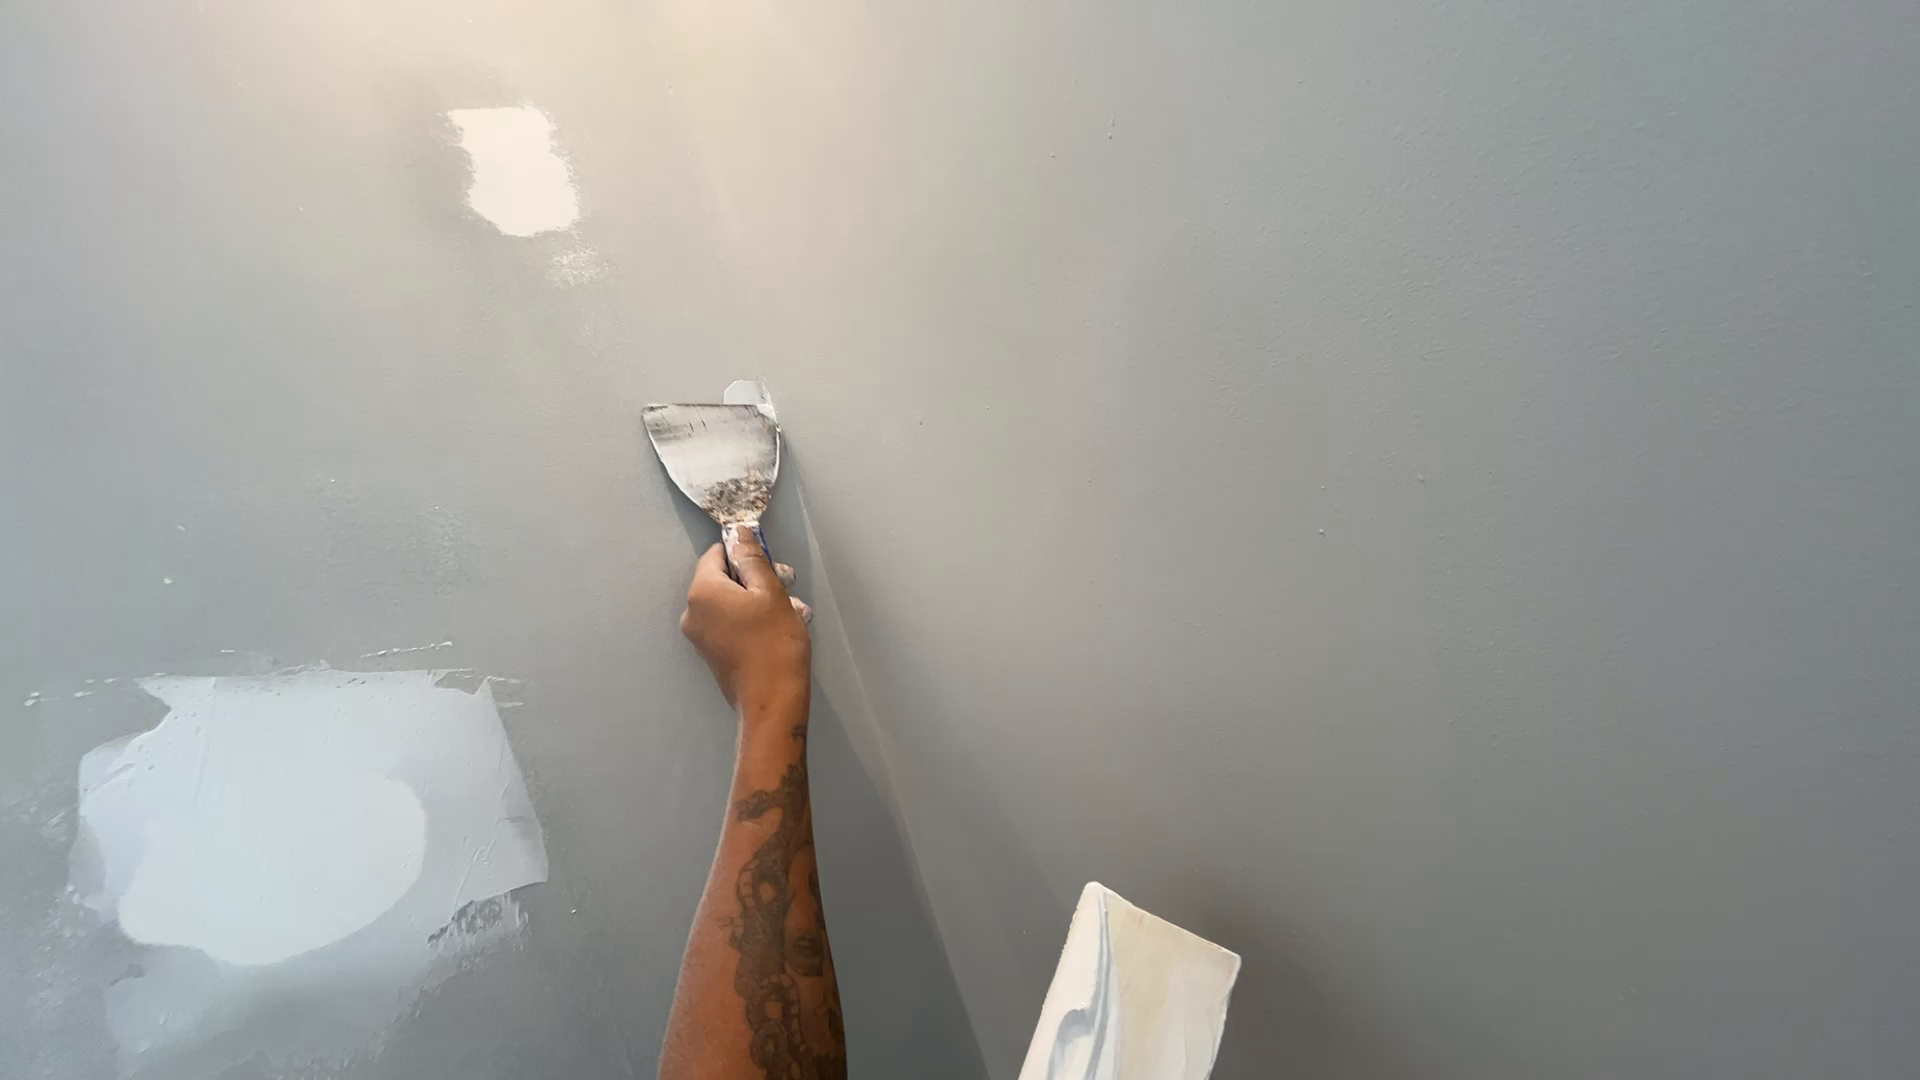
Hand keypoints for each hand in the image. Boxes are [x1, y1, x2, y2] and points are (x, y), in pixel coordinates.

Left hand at [681, 524, 812, 708]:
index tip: (772, 563)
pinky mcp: (712, 652)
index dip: (745, 553)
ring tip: (793, 609)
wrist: (772, 699)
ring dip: (760, 598)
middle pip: (723, 578)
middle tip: (788, 585)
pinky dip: (753, 618)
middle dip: (756, 577)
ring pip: (730, 601)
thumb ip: (752, 558)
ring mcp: (700, 635)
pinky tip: (781, 626)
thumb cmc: (774, 642)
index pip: (717, 554)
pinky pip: (730, 622)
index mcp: (702, 592)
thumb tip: (738, 533)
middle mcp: (692, 612)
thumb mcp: (770, 592)